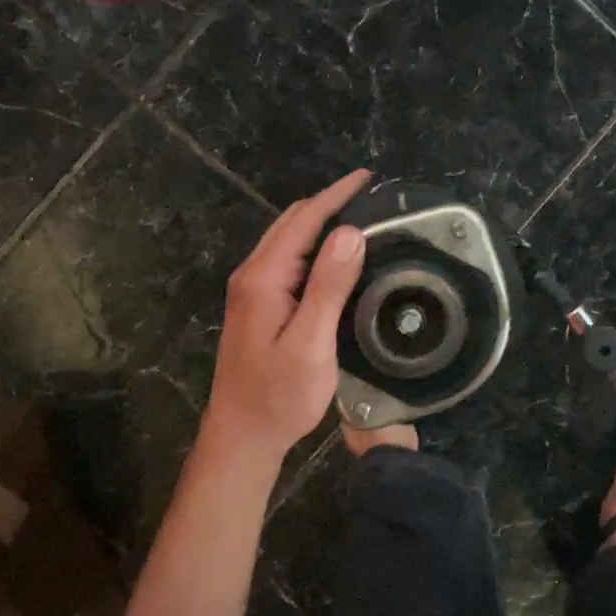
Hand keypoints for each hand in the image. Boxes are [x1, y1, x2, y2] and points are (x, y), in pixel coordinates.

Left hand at [205, 170, 371, 459]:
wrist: (242, 437)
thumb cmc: (279, 395)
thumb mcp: (310, 343)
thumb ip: (328, 287)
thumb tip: (350, 232)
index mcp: (264, 278)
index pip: (303, 220)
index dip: (336, 195)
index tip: (369, 177)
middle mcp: (253, 275)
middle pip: (292, 223)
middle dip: (330, 202)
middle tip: (373, 197)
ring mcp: (252, 290)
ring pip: (288, 240)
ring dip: (322, 222)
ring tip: (362, 217)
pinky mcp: (258, 306)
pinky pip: (288, 259)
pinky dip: (314, 245)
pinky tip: (338, 256)